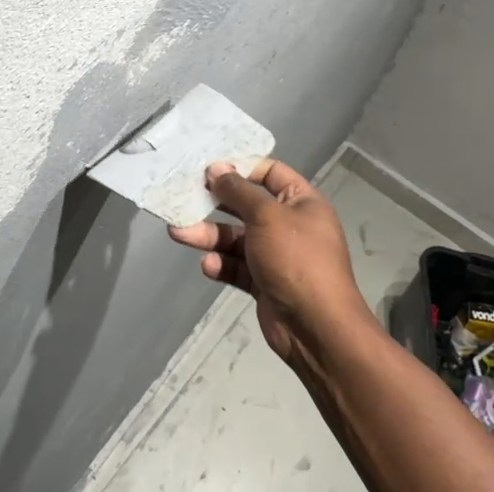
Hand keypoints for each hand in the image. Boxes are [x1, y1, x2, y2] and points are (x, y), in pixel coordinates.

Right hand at [169, 160, 372, 364]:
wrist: (316, 327)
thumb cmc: (296, 258)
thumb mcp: (267, 216)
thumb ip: (239, 191)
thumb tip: (217, 169)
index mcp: (302, 201)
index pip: (270, 172)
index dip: (241, 167)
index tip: (210, 166)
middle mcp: (289, 224)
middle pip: (247, 205)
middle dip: (216, 202)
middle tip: (186, 195)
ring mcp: (276, 255)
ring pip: (236, 238)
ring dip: (209, 235)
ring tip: (178, 232)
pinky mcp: (263, 282)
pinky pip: (237, 266)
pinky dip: (222, 264)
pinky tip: (209, 266)